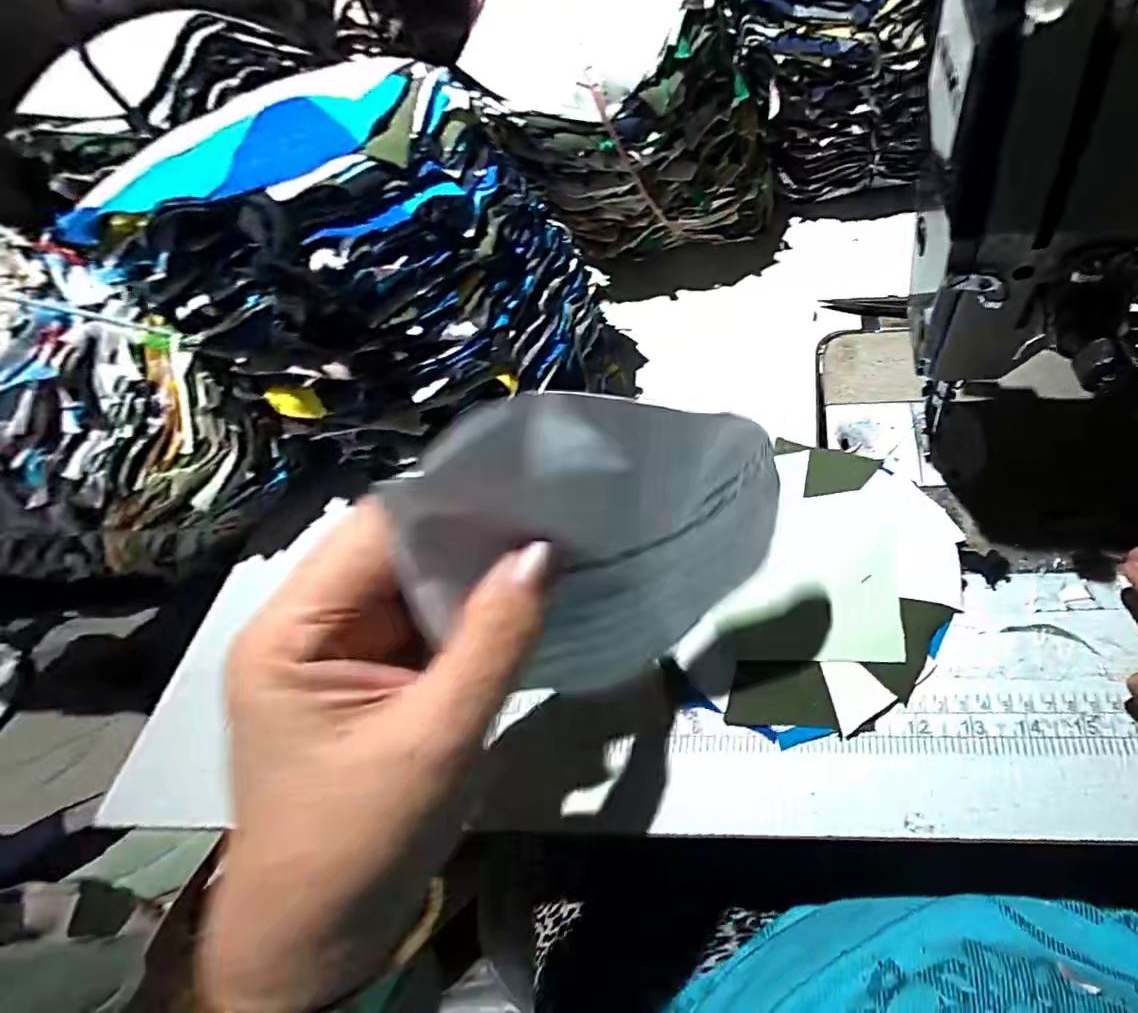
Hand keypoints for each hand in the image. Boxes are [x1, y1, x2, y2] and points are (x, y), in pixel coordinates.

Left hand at [201, 501, 548, 1011]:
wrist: (330, 927)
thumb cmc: (361, 832)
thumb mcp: (436, 733)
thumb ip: (495, 638)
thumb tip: (544, 551)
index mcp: (295, 632)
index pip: (376, 533)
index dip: (452, 502)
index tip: (532, 484)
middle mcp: (323, 627)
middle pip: (408, 551)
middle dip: (484, 531)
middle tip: (566, 508)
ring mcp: (363, 649)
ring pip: (436, 582)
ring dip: (496, 566)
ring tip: (568, 537)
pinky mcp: (401, 671)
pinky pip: (453, 618)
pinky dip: (498, 603)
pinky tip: (548, 587)